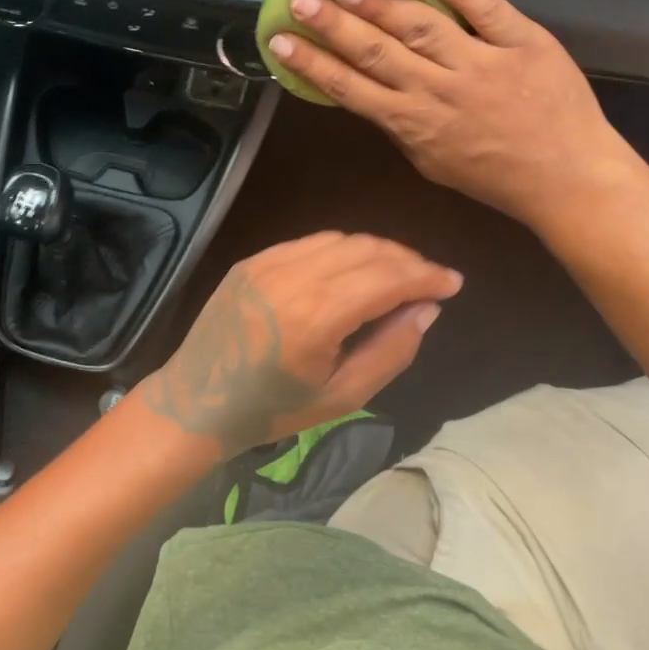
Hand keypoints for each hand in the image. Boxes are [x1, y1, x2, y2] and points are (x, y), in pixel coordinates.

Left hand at [136, 233, 461, 458]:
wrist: (195, 402)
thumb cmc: (271, 410)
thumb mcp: (343, 396)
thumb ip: (391, 350)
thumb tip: (426, 309)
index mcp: (314, 316)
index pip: (386, 277)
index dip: (426, 276)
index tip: (453, 284)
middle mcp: (289, 277)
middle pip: (365, 249)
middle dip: (406, 260)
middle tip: (430, 281)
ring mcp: (264, 263)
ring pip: (336, 239)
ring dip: (374, 250)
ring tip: (397, 274)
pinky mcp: (249, 261)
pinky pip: (305, 243)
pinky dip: (338, 250)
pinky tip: (351, 270)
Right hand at [268, 0, 646, 226]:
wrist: (565, 177)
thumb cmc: (491, 175)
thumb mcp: (429, 162)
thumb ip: (398, 124)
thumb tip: (368, 91)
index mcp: (411, 122)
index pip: (348, 87)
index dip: (311, 62)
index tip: (280, 41)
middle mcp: (438, 90)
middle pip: (374, 51)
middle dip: (332, 24)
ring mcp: (481, 63)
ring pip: (420, 26)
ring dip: (380, 3)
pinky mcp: (524, 43)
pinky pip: (488, 11)